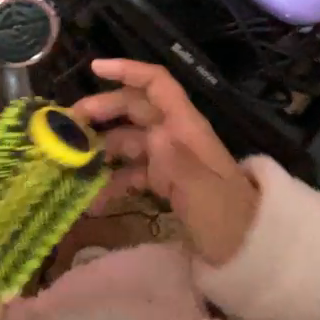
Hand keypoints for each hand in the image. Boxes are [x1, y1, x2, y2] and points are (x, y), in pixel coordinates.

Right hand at [73, 59, 260, 265]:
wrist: (250, 251)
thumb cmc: (228, 218)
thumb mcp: (204, 192)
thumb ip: (179, 164)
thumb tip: (152, 135)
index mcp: (187, 127)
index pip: (157, 83)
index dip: (127, 70)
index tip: (94, 68)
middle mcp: (176, 135)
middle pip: (136, 108)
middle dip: (103, 110)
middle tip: (68, 125)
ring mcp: (170, 158)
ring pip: (129, 140)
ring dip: (102, 148)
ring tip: (72, 163)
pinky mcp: (166, 182)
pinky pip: (133, 172)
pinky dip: (113, 181)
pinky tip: (93, 201)